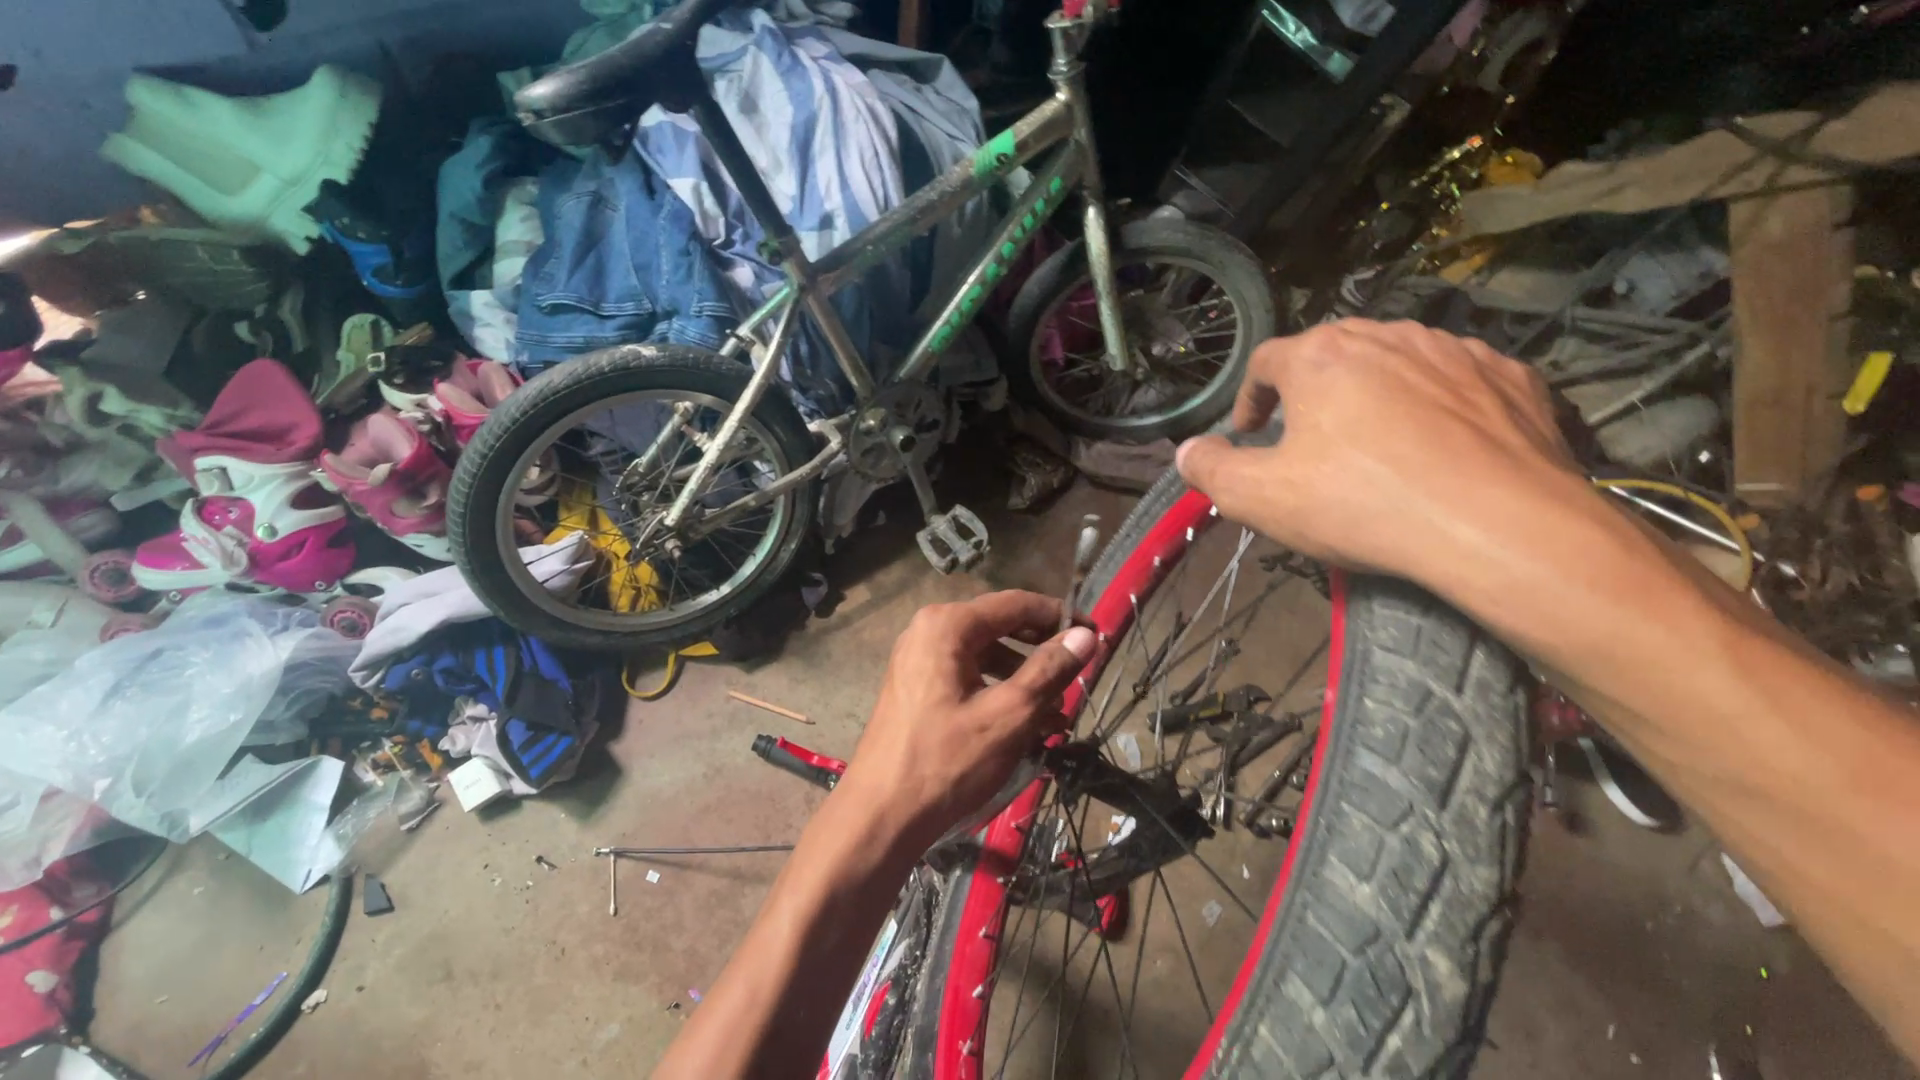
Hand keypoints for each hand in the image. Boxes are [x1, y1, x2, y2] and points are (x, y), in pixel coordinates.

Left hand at [838, 591, 1096, 846]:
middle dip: (1042, 652)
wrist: (880, 815)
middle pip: (1000, 627)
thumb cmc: (946, 761)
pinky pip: (968, 677)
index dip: (1060, 616)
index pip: (1016, 603)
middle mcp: (928, 631)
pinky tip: (1026, 726)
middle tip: (1079, 674)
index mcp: (947, 625)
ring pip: (986, 656)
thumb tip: (1086, 635)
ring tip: (1057, 713)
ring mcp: (918, 660)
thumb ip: (1050, 670)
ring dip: (1024, 679)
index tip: (1097, 635)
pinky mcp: (916, 688)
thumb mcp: (1008, 715)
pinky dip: (998, 693)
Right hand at [1175, 318, 1585, 583]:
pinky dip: (1441, 405)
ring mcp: (1455, 350)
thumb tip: (1187, 451)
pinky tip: (1443, 446)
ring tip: (1378, 443)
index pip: (1266, 361)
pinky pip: (1459, 382)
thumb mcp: (1261, 499)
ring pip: (1398, 362)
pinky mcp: (1511, 377)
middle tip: (1309, 439)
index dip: (1250, 397)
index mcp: (1321, 357)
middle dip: (1313, 392)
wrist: (1499, 525)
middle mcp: (1386, 335)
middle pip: (1333, 354)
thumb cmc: (1363, 504)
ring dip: (1377, 394)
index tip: (1250, 433)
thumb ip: (1211, 470)